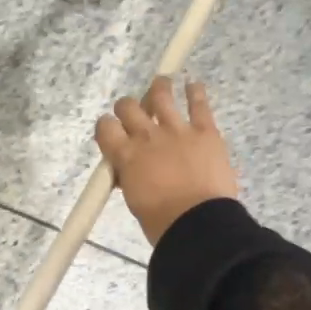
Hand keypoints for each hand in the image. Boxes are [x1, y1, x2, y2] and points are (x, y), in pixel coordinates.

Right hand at [95, 76, 240, 245]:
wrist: (197, 223)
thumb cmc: (160, 222)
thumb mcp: (134, 200)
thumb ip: (130, 178)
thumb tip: (128, 171)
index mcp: (126, 156)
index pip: (105, 127)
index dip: (106, 127)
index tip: (111, 132)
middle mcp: (147, 136)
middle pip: (128, 106)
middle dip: (127, 108)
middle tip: (134, 114)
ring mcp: (177, 130)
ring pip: (161, 95)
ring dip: (158, 89)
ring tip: (160, 86)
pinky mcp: (205, 131)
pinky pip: (199, 104)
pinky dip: (195, 92)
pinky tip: (193, 86)